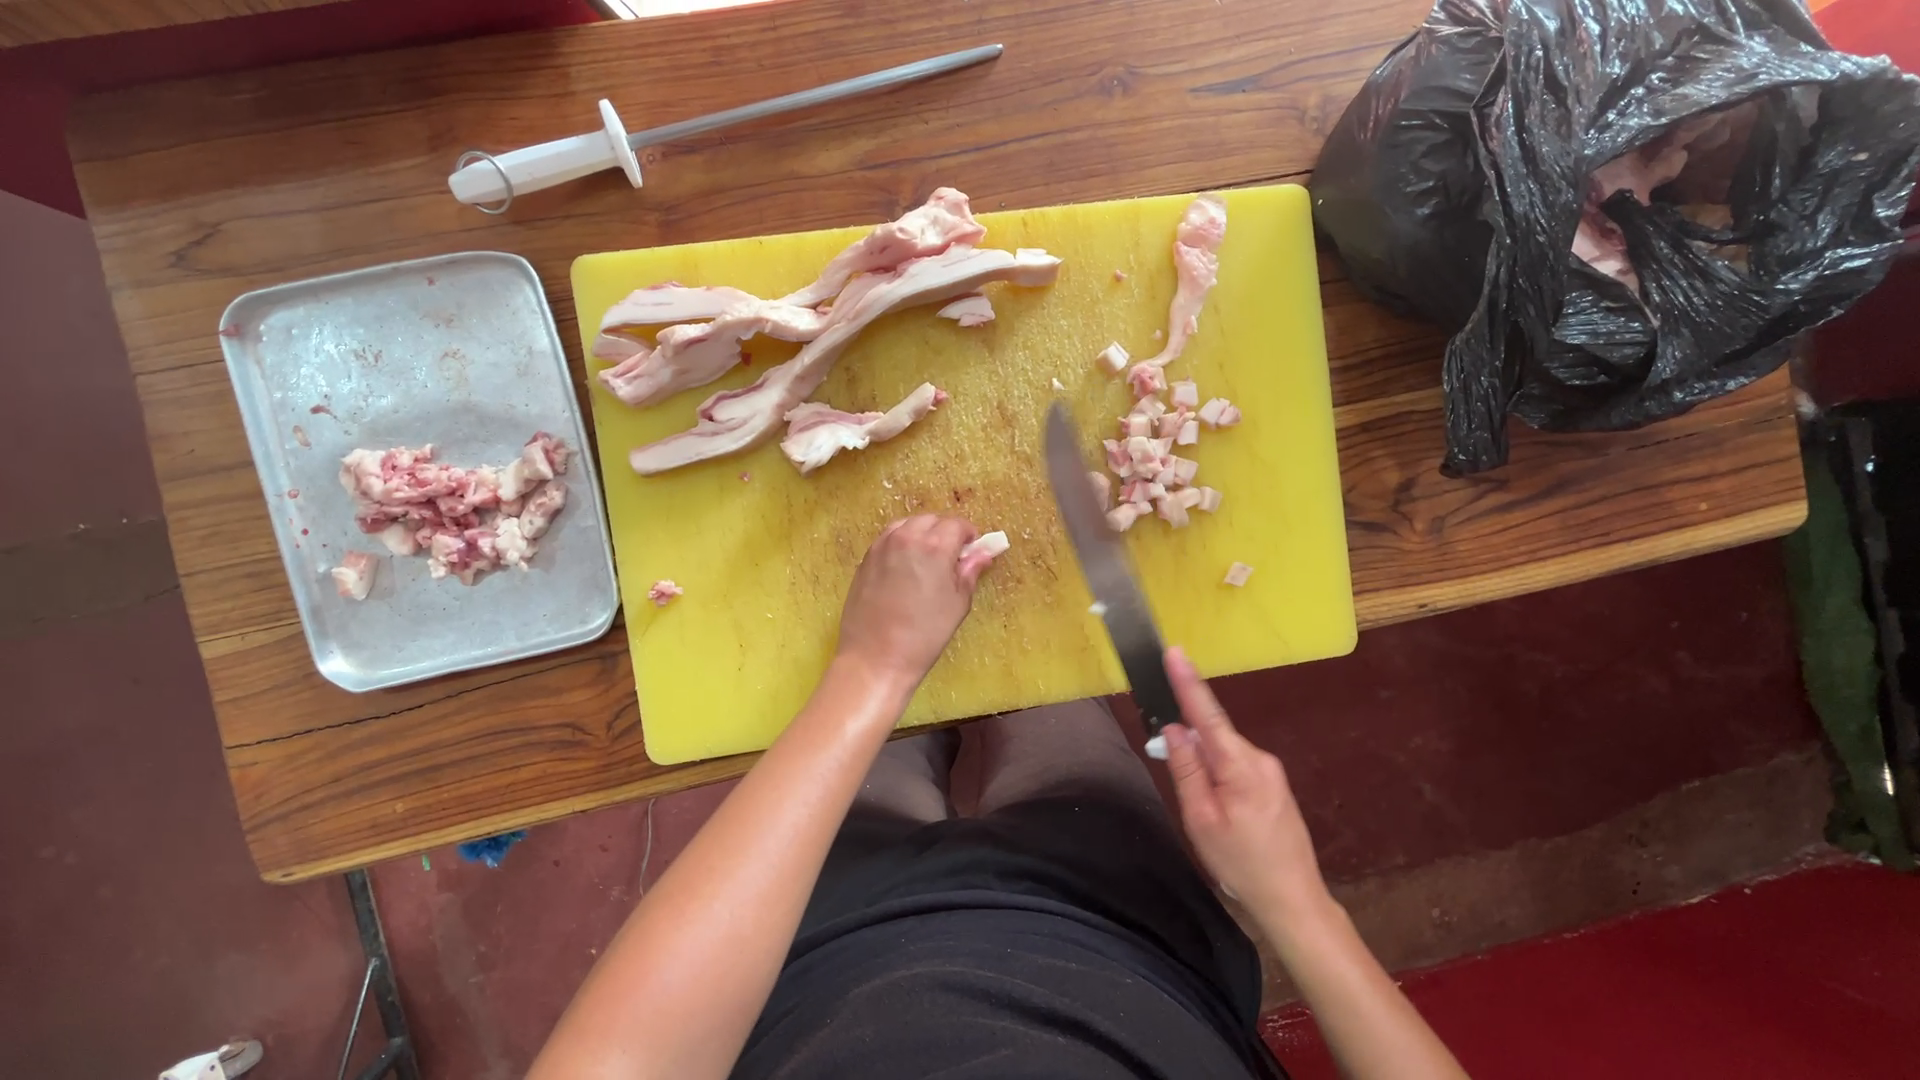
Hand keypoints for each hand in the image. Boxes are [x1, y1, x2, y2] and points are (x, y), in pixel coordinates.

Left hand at [835, 515, 993, 688]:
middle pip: (931, 520)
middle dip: (945, 532)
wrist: (876, 656)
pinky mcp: (865, 558)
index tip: (972, 551)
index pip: (956, 525)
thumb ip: (969, 573)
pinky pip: (888, 538)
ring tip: (927, 559)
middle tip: (952, 557)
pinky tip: (905, 565)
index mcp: (934, 547)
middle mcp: (906, 538)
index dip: (969, 536)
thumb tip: (981, 555)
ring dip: (922, 533)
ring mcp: (882, 546)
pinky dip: (901, 542)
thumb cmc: (924, 635)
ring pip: (907, 525)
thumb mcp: (957, 604)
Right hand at [1161, 646, 1325, 912]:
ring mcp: (1270, 772)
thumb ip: (1187, 770)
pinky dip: (1217, 772)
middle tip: (1164, 756)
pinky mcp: (1273, 786)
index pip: (1207, 714)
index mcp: (1240, 766)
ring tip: (1199, 806)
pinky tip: (1215, 806)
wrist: (1293, 900)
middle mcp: (1260, 759)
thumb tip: (1175, 729)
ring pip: (1223, 752)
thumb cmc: (1240, 863)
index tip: (1174, 652)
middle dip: (1187, 736)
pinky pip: (1235, 765)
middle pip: (1213, 733)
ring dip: (1203, 763)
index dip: (1187, 682)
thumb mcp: (1201, 819)